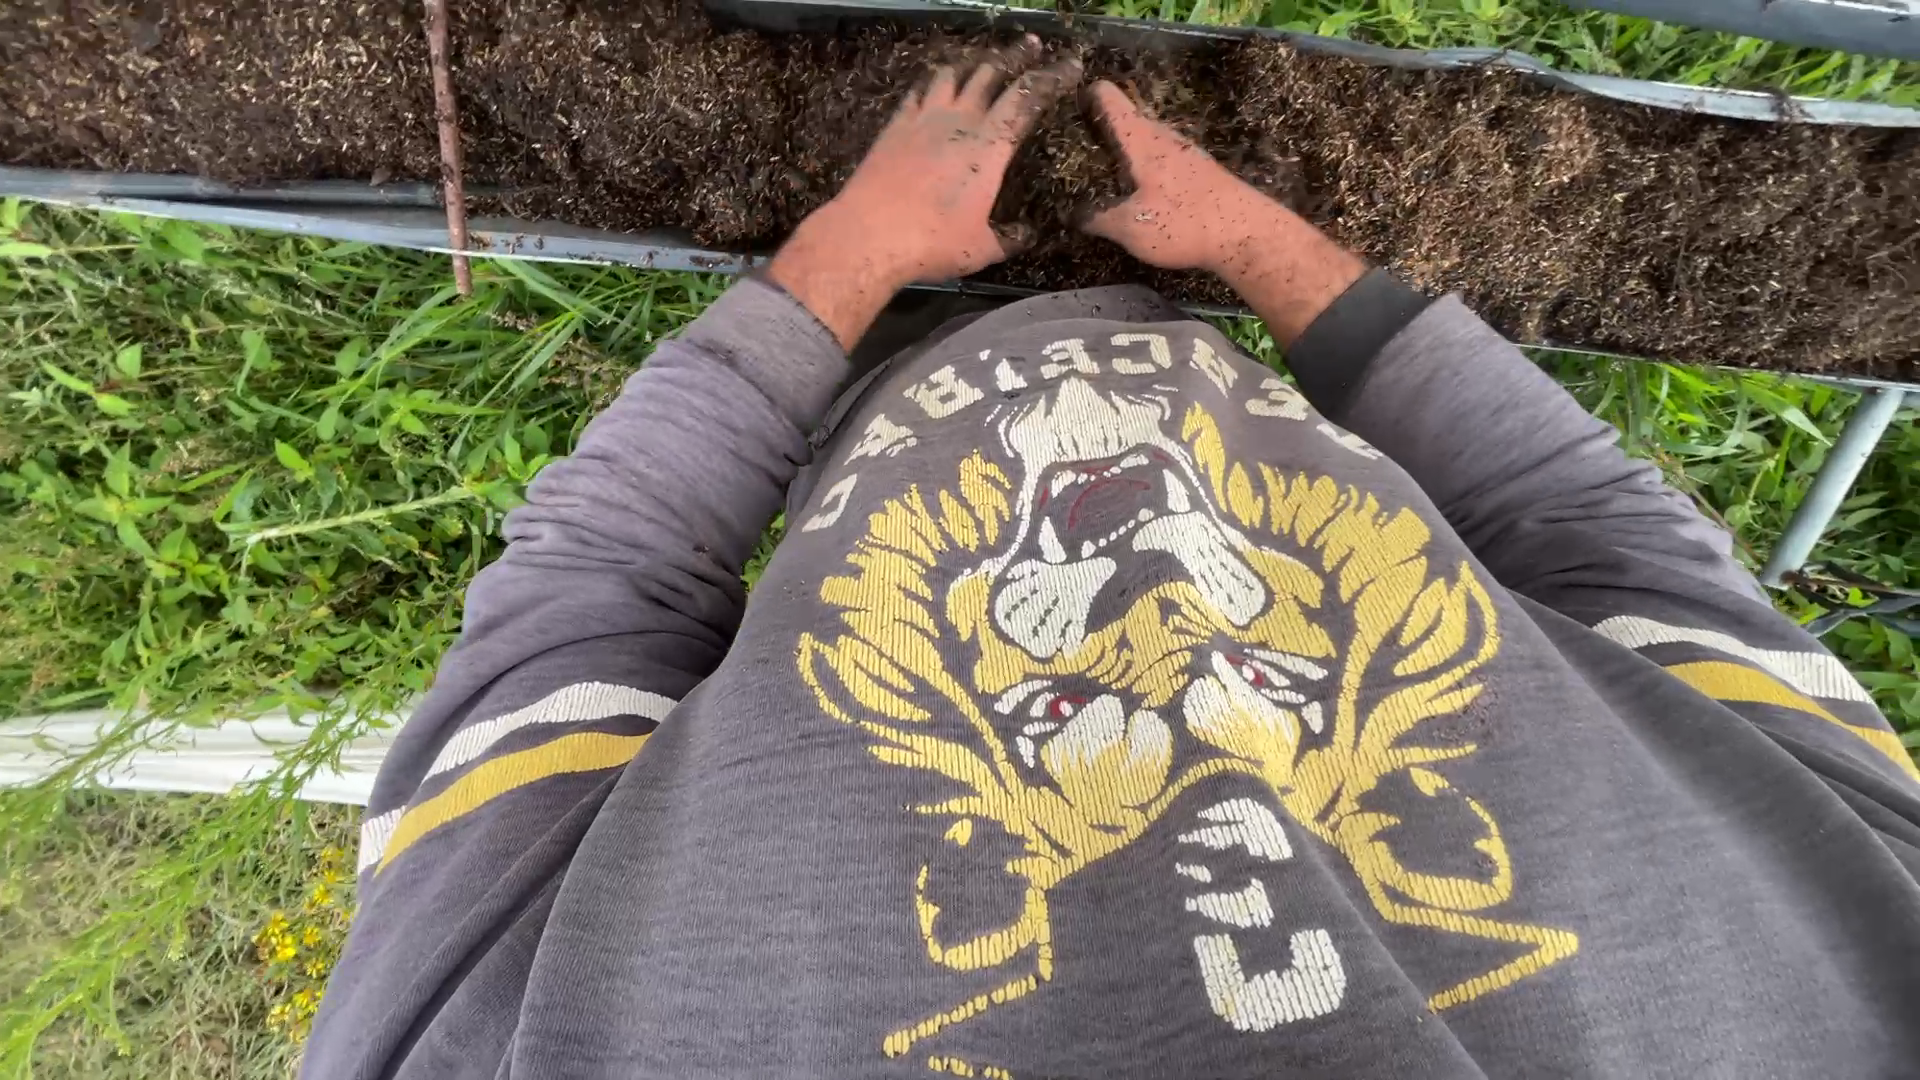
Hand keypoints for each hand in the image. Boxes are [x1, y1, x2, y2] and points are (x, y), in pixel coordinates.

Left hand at [770, 38, 1083, 348]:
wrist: (870, 236)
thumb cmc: (933, 244)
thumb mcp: (982, 249)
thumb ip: (1009, 238)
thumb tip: (1028, 233)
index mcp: (989, 146)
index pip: (1027, 97)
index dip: (1052, 77)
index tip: (1071, 66)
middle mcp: (959, 120)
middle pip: (991, 73)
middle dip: (1016, 57)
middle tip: (1032, 47)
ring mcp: (923, 118)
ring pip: (953, 75)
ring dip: (973, 65)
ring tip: (984, 63)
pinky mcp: (895, 126)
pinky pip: (918, 91)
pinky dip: (934, 82)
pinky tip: (935, 84)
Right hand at [1078, 80, 1364, 344]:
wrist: (1244, 233)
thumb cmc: (1182, 223)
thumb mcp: (1129, 228)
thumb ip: (1098, 218)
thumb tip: (1074, 215)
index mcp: (1141, 139)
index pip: (1109, 99)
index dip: (1085, 101)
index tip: (1068, 118)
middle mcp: (1163, 136)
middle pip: (1126, 121)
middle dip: (1101, 135)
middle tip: (1078, 160)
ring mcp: (1184, 151)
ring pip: (1144, 142)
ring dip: (1124, 155)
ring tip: (1103, 181)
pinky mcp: (1197, 170)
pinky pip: (1160, 160)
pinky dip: (1143, 170)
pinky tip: (1138, 196)